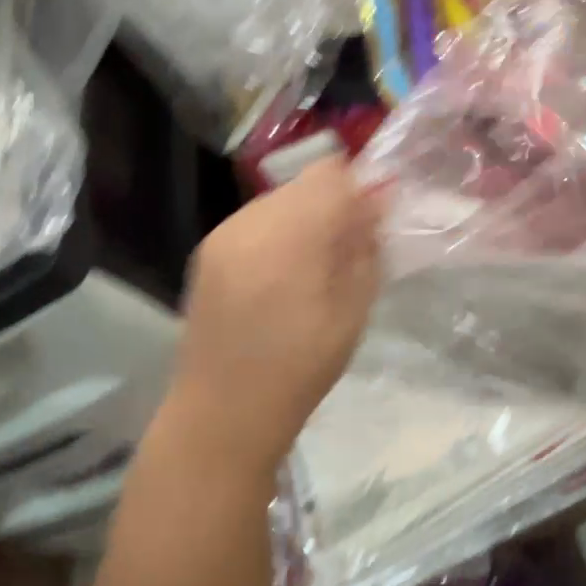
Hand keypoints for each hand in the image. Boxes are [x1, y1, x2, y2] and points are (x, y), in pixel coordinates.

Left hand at [166, 157, 385, 477]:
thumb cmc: (304, 363)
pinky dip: (279, 235)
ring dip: (306, 219)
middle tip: (349, 250)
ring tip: (315, 269)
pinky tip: (283, 279)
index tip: (371, 224)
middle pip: (306, 183)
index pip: (332, 173)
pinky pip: (257, 221)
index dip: (358, 189)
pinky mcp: (208, 252)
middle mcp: (251, 221)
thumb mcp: (356, 304)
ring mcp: (224, 234)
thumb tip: (377, 200)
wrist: (223, 412)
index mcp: (292, 232)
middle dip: (333, 204)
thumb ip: (366, 243)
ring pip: (281, 199)